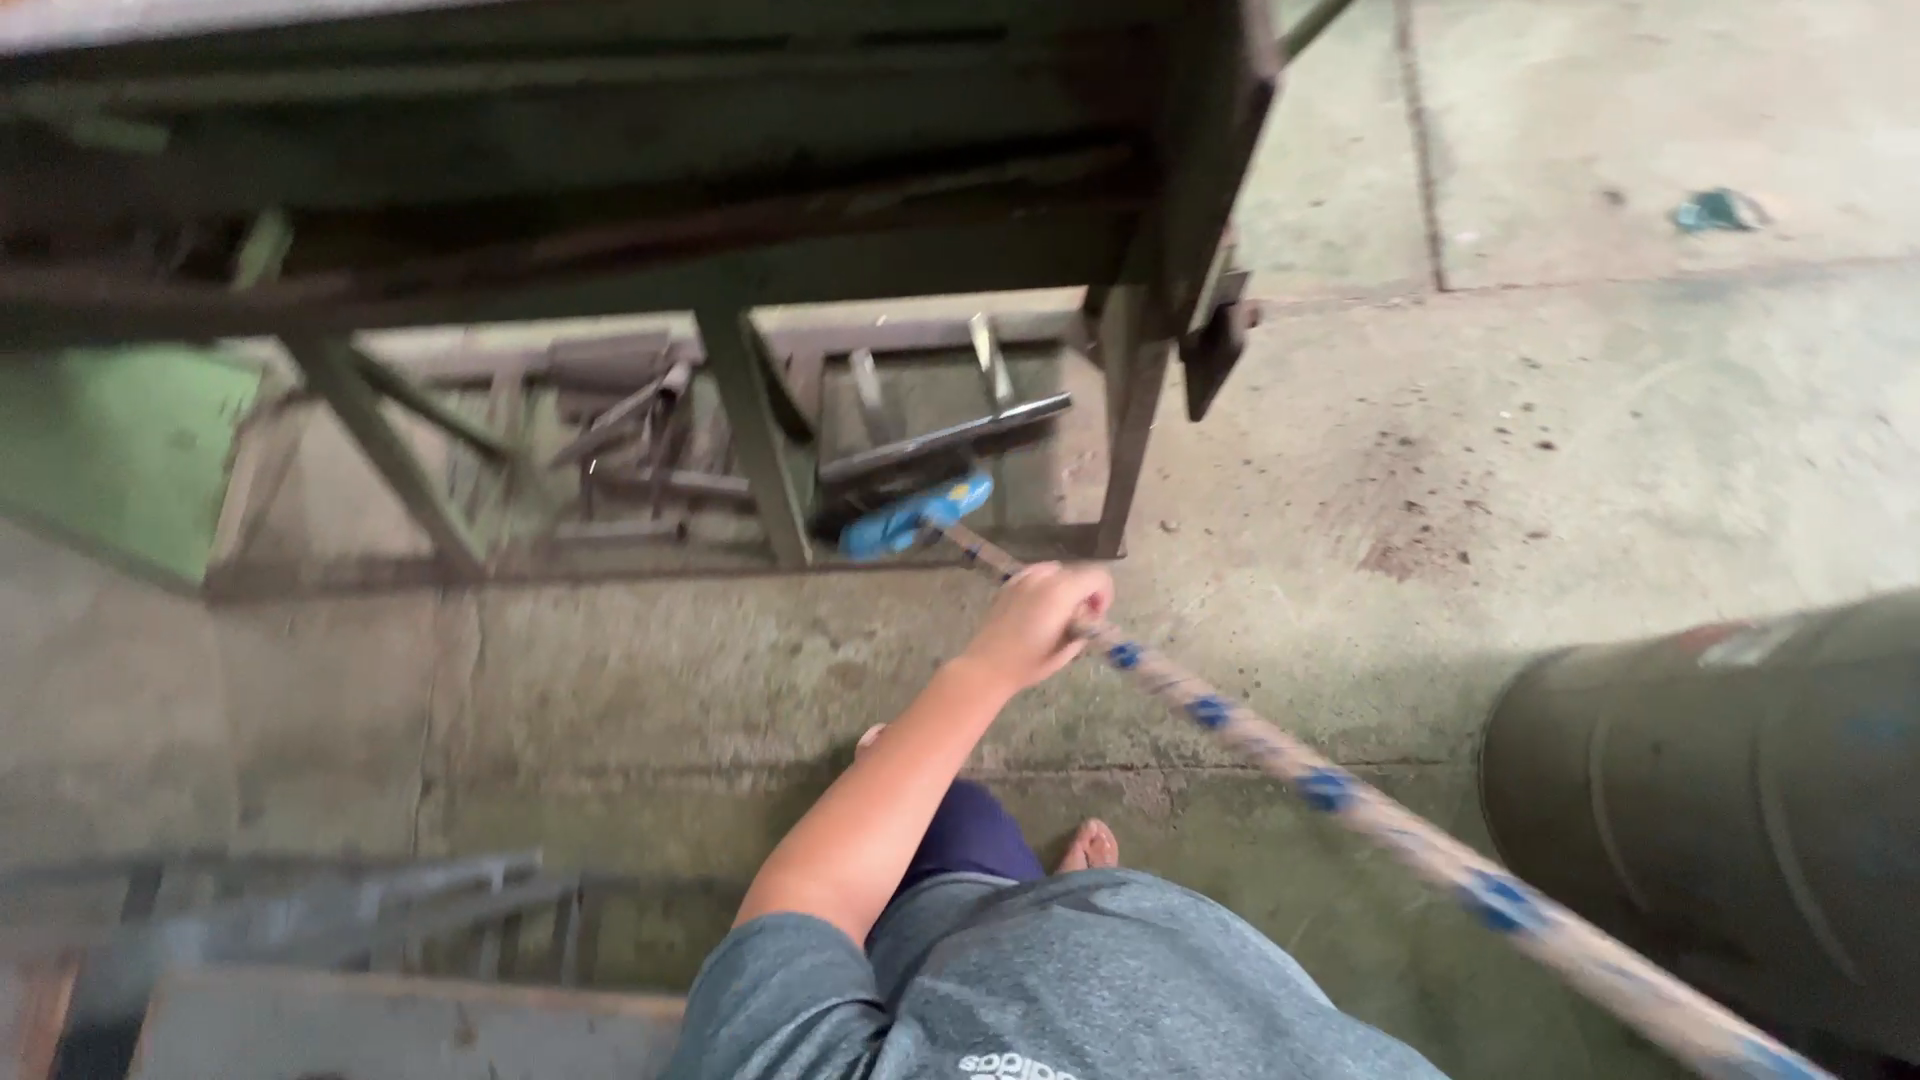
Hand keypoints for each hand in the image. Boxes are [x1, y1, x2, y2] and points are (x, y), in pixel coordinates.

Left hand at [957, 562, 1113, 692]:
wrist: (988, 665)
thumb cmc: (1030, 662)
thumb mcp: (1067, 649)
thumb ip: (1084, 625)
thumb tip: (1088, 616)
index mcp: (1062, 592)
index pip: (1098, 577)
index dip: (1104, 595)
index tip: (1096, 616)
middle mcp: (1043, 577)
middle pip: (1078, 572)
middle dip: (1085, 592)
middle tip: (1078, 619)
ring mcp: (1023, 577)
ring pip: (1057, 570)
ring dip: (1065, 586)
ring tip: (1057, 612)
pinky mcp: (1009, 583)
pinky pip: (1036, 574)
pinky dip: (1045, 584)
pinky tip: (1038, 607)